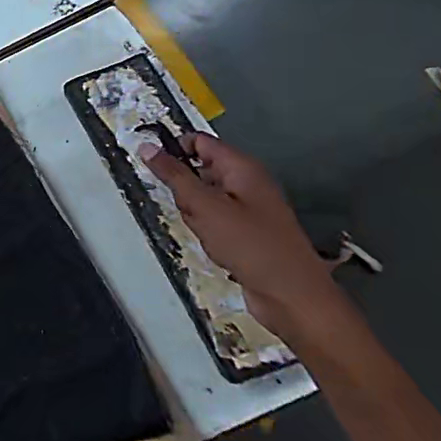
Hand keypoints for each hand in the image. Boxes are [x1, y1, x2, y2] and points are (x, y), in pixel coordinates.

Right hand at [139, 134, 339, 337]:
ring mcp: (248, 208)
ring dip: (195, 213)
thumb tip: (147, 147)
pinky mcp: (247, 231)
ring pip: (203, 197)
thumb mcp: (205, 206)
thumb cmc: (250, 245)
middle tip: (190, 210)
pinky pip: (214, 219)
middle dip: (184, 189)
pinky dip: (206, 229)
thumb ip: (173, 175)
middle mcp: (246, 182)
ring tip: (206, 232)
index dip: (174, 149)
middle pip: (199, 170)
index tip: (152, 167)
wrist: (292, 297)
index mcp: (242, 168)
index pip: (199, 142)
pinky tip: (213, 245)